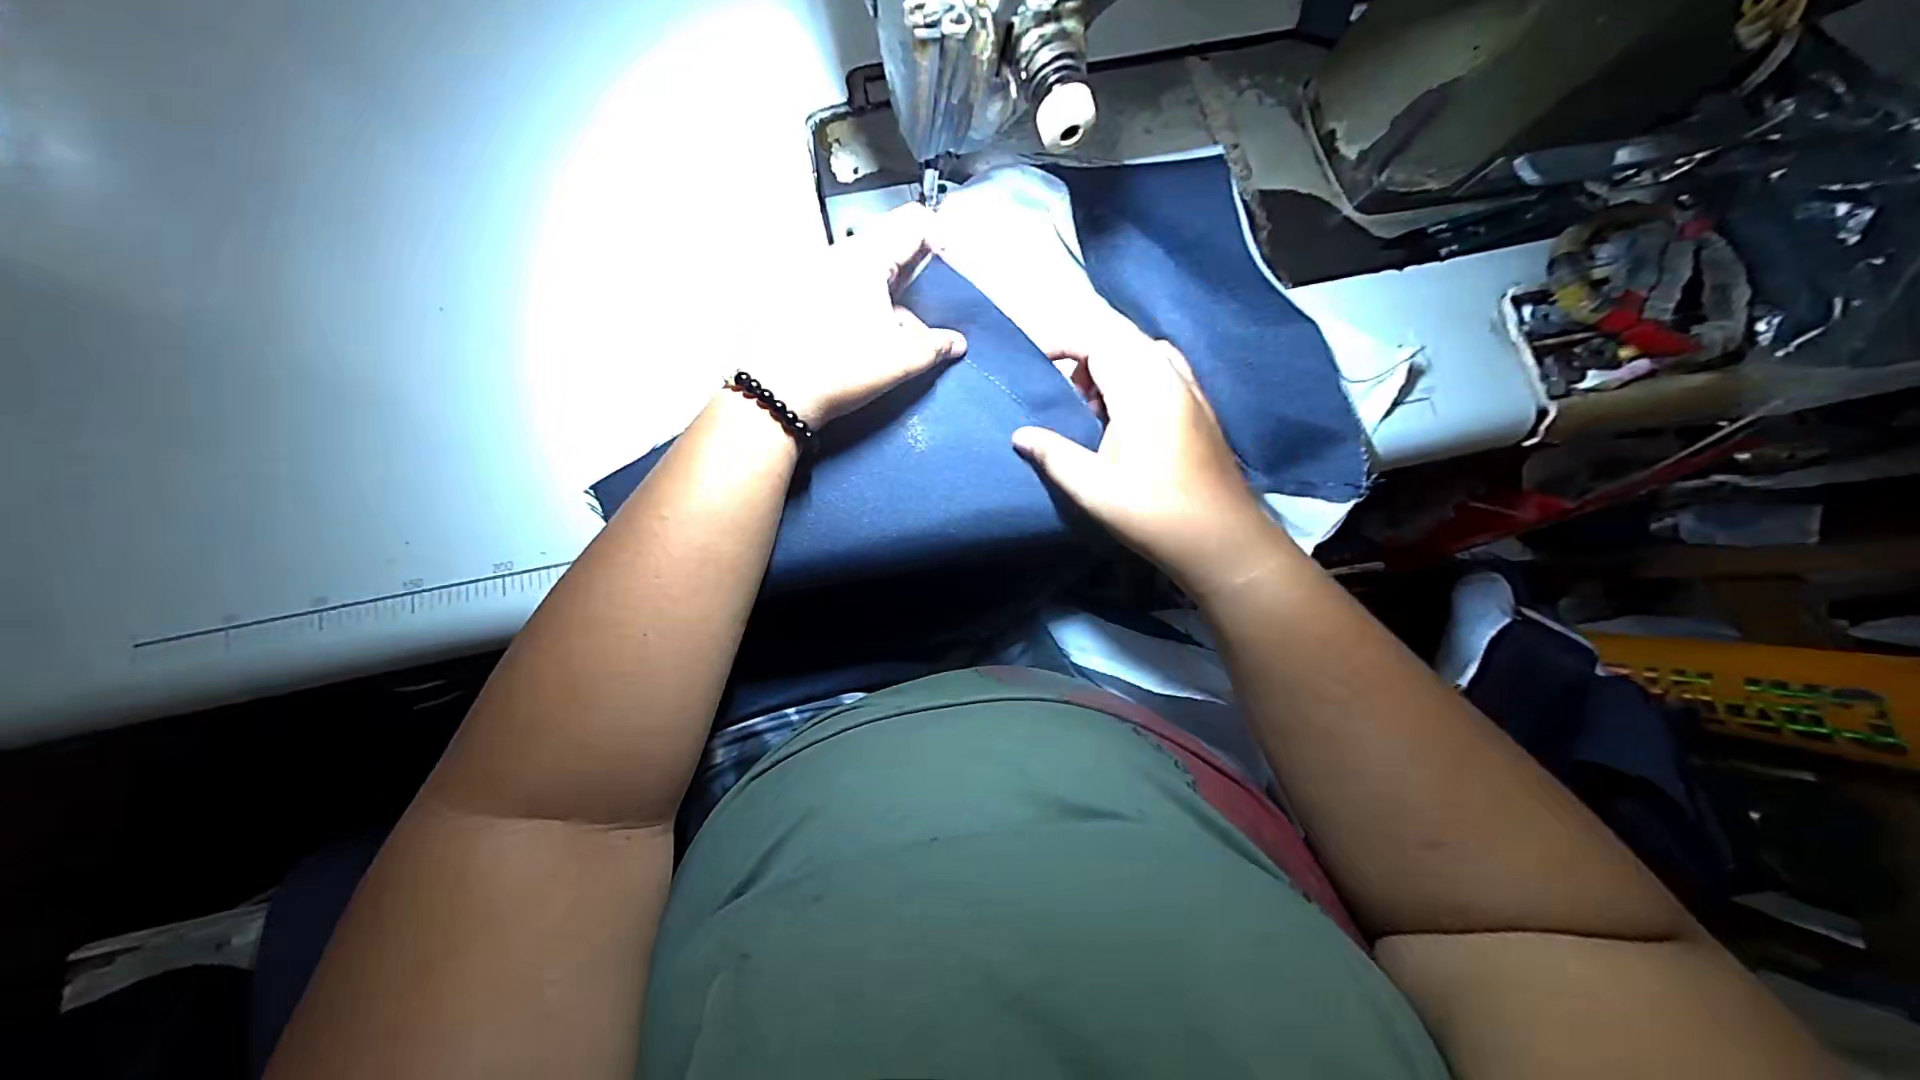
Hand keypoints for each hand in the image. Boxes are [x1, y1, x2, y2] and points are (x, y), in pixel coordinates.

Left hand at [754, 202, 967, 427]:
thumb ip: (936, 346)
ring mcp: (818, 276)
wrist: (780, 395)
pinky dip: (867, 307)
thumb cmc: (837, 369)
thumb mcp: (901, 359)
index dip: (943, 241)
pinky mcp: (804, 299)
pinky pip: (847, 290)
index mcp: (867, 258)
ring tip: (899, 332)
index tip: (952, 269)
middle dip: (918, 277)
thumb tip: (953, 343)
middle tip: (932, 306)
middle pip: (892, 249)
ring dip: (892, 297)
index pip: (916, 223)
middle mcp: (839, 257)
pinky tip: (869, 340)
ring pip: (869, 273)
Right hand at [1012, 340, 1291, 595]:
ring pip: (1144, 351)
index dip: (1063, 341)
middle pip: (1122, 339)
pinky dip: (1137, 375)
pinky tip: (1127, 418)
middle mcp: (1170, 378)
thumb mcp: (1092, 489)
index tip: (1038, 359)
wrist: (1220, 537)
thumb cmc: (1152, 514)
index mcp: (1142, 391)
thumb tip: (1020, 435)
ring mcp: (1191, 389)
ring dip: (1113, 364)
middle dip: (1086, 354)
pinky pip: (1164, 368)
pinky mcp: (1201, 405)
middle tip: (1067, 395)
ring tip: (1095, 406)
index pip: (1099, 339)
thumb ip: (1053, 455)